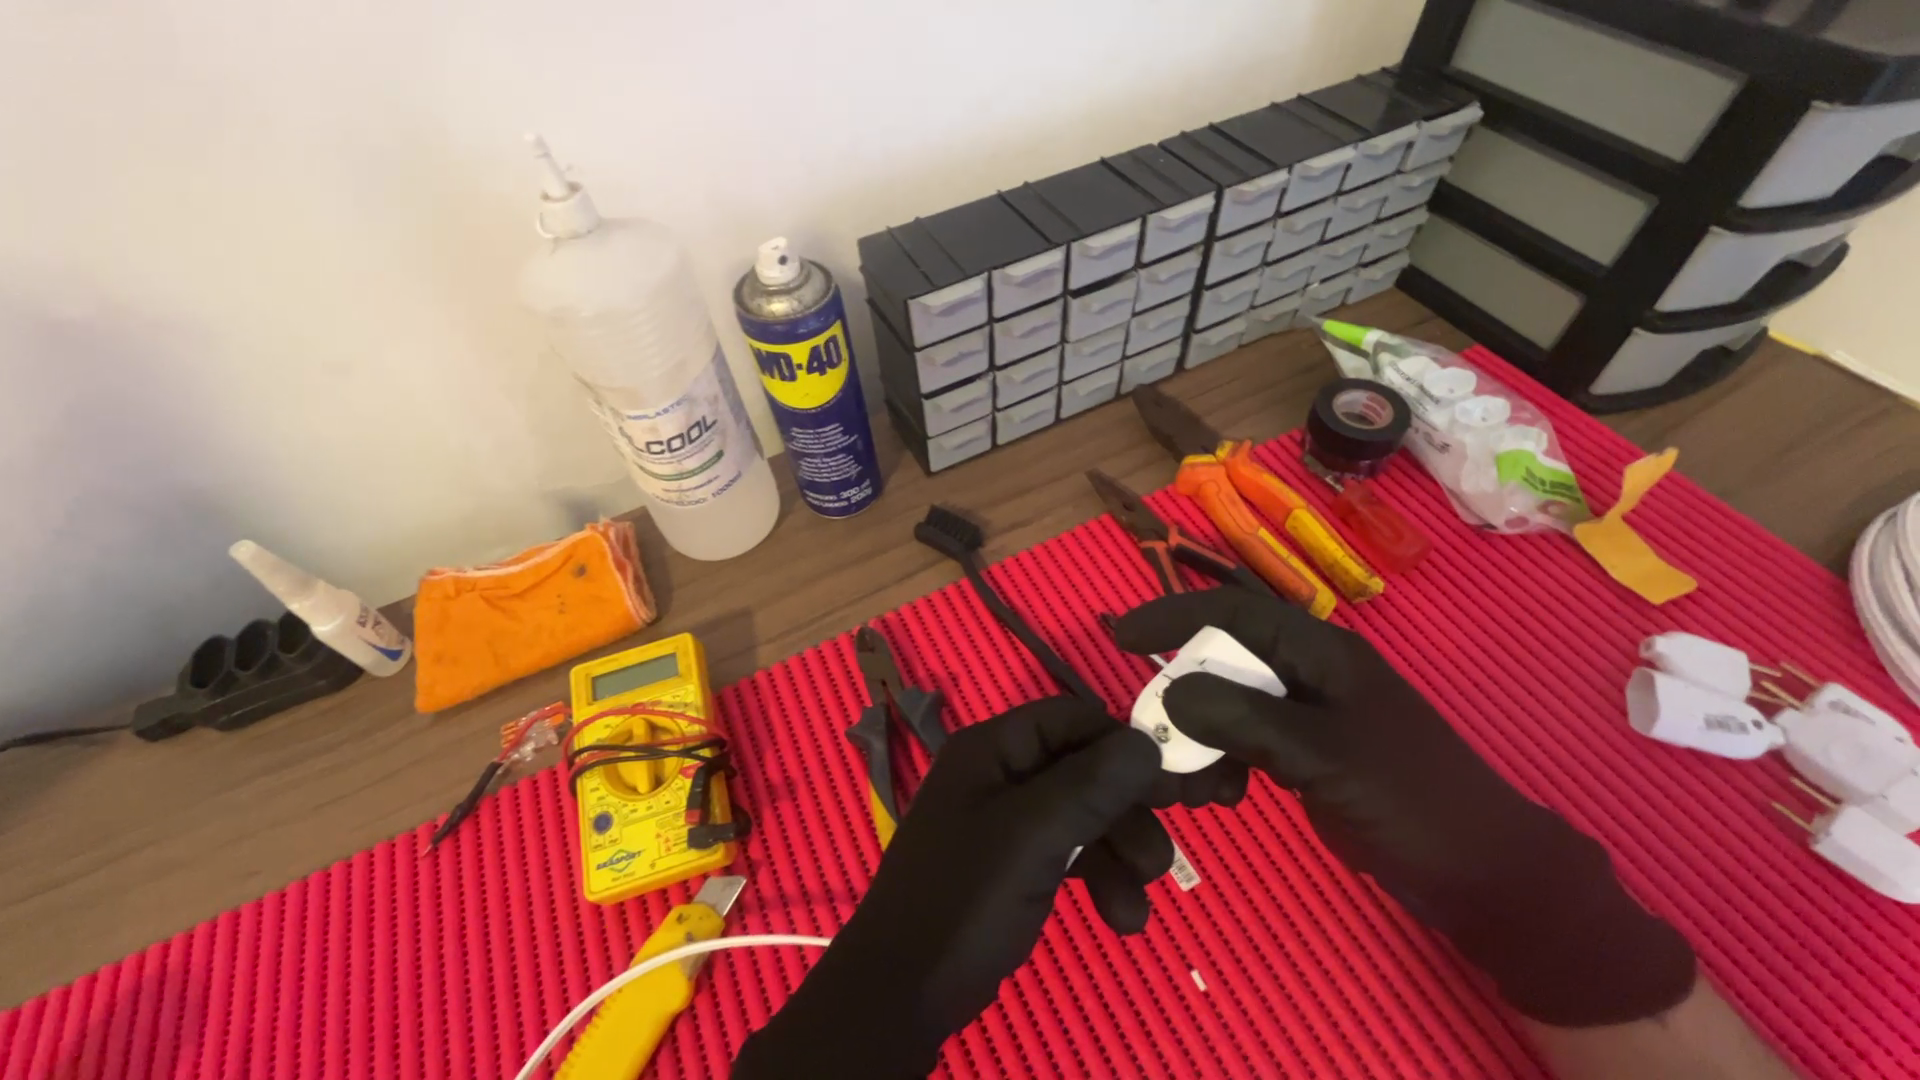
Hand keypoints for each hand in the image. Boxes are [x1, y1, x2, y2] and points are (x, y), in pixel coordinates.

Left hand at [733, 698, 1167, 1077]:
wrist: (904, 994)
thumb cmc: (964, 899)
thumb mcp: (1032, 836)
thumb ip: (1091, 784)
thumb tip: (1148, 740)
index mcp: (991, 749)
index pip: (1071, 719)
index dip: (1122, 744)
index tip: (1172, 781)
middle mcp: (1000, 775)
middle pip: (1085, 771)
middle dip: (1127, 814)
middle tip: (1159, 858)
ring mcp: (1007, 823)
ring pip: (1085, 818)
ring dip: (1120, 856)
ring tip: (1137, 905)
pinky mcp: (1015, 865)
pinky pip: (1071, 855)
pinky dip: (1101, 880)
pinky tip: (1123, 920)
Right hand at [1112, 588, 1694, 1027]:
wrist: (1480, 873)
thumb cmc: (1410, 800)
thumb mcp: (1324, 755)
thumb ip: (1246, 718)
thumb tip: (1171, 690)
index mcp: (1321, 652)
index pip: (1234, 612)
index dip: (1173, 615)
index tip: (1121, 637)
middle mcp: (1309, 673)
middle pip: (1223, 660)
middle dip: (1181, 693)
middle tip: (1151, 734)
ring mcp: (1307, 716)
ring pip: (1228, 705)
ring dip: (1199, 737)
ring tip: (1189, 784)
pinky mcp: (1305, 754)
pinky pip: (1243, 742)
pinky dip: (1221, 762)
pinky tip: (1220, 794)